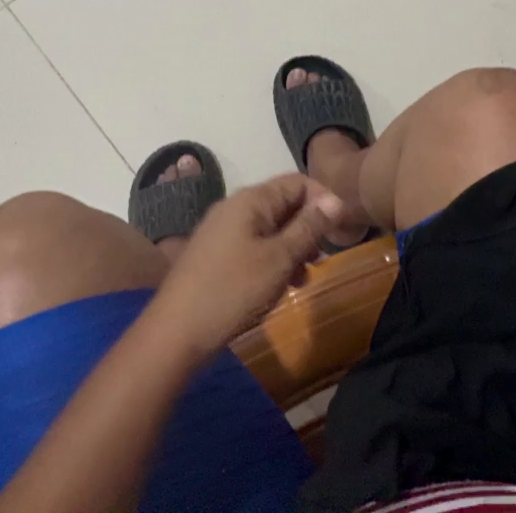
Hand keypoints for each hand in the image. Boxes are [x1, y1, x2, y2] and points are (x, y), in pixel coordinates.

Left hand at [149, 174, 345, 353]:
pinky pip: (255, 247)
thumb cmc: (233, 290)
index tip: (340, 231)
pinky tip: (282, 287)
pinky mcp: (217, 256)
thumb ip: (308, 227)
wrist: (176, 333)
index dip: (323, 200)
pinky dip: (274, 261)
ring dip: (293, 248)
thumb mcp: (279, 258)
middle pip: (284, 204)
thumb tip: (336, 199)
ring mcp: (223, 232)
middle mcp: (235, 208)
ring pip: (271, 229)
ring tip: (304, 278)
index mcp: (250, 200)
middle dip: (308, 227)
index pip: (297, 182)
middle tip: (322, 258)